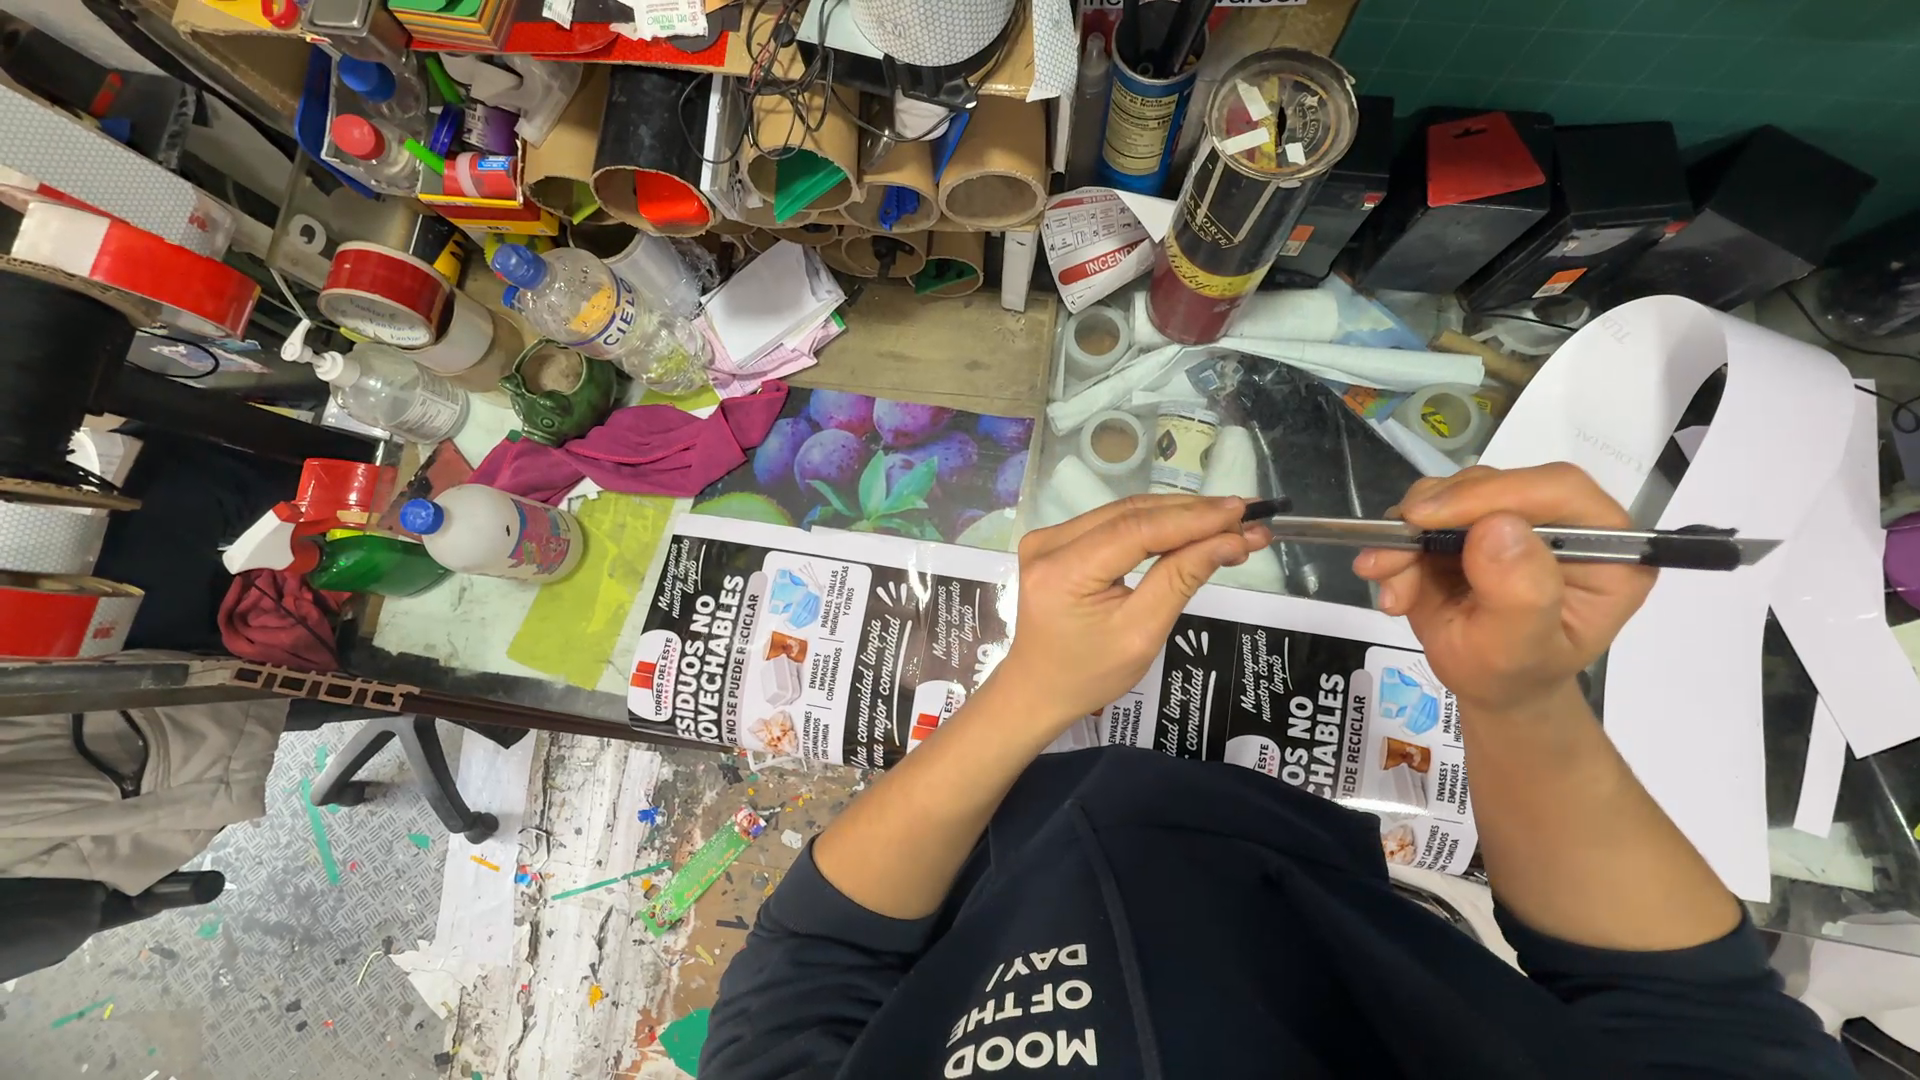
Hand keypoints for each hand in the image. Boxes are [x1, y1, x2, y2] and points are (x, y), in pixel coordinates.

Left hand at [993, 495, 1268, 732]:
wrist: (1039, 688)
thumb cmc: (1090, 674)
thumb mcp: (1142, 633)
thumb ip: (1181, 580)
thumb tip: (1231, 540)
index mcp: (1061, 571)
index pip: (1136, 530)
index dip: (1193, 518)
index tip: (1243, 512)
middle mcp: (1048, 543)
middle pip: (1131, 514)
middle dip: (1193, 514)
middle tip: (1247, 518)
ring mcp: (1047, 538)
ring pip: (1125, 514)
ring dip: (1178, 516)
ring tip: (1230, 523)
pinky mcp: (1055, 541)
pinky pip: (1112, 524)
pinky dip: (1154, 526)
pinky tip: (1191, 528)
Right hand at [1352, 464, 1655, 718]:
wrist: (1490, 686)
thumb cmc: (1514, 675)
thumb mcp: (1519, 649)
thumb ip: (1520, 593)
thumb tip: (1496, 526)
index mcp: (1604, 548)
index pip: (1556, 490)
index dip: (1491, 494)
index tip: (1427, 519)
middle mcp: (1558, 523)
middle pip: (1490, 485)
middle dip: (1430, 519)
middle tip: (1387, 560)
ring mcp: (1507, 521)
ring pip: (1444, 495)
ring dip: (1403, 539)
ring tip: (1392, 593)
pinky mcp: (1464, 527)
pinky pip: (1417, 517)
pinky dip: (1392, 548)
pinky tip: (1390, 589)